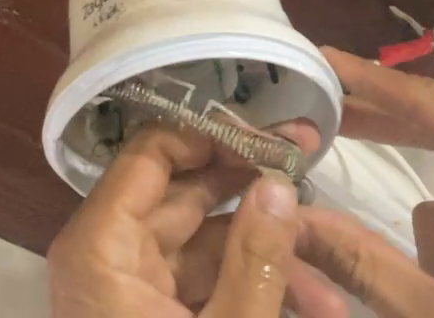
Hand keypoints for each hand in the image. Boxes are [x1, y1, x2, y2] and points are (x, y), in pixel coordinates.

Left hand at [47, 123, 339, 315]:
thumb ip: (255, 260)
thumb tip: (277, 183)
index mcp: (101, 245)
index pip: (152, 153)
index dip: (211, 134)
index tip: (270, 133)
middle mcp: (109, 254)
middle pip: (185, 194)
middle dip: (255, 191)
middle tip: (313, 163)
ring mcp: (132, 288)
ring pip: (205, 242)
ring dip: (267, 250)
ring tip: (332, 271)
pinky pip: (207, 283)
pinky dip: (253, 286)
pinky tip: (313, 304)